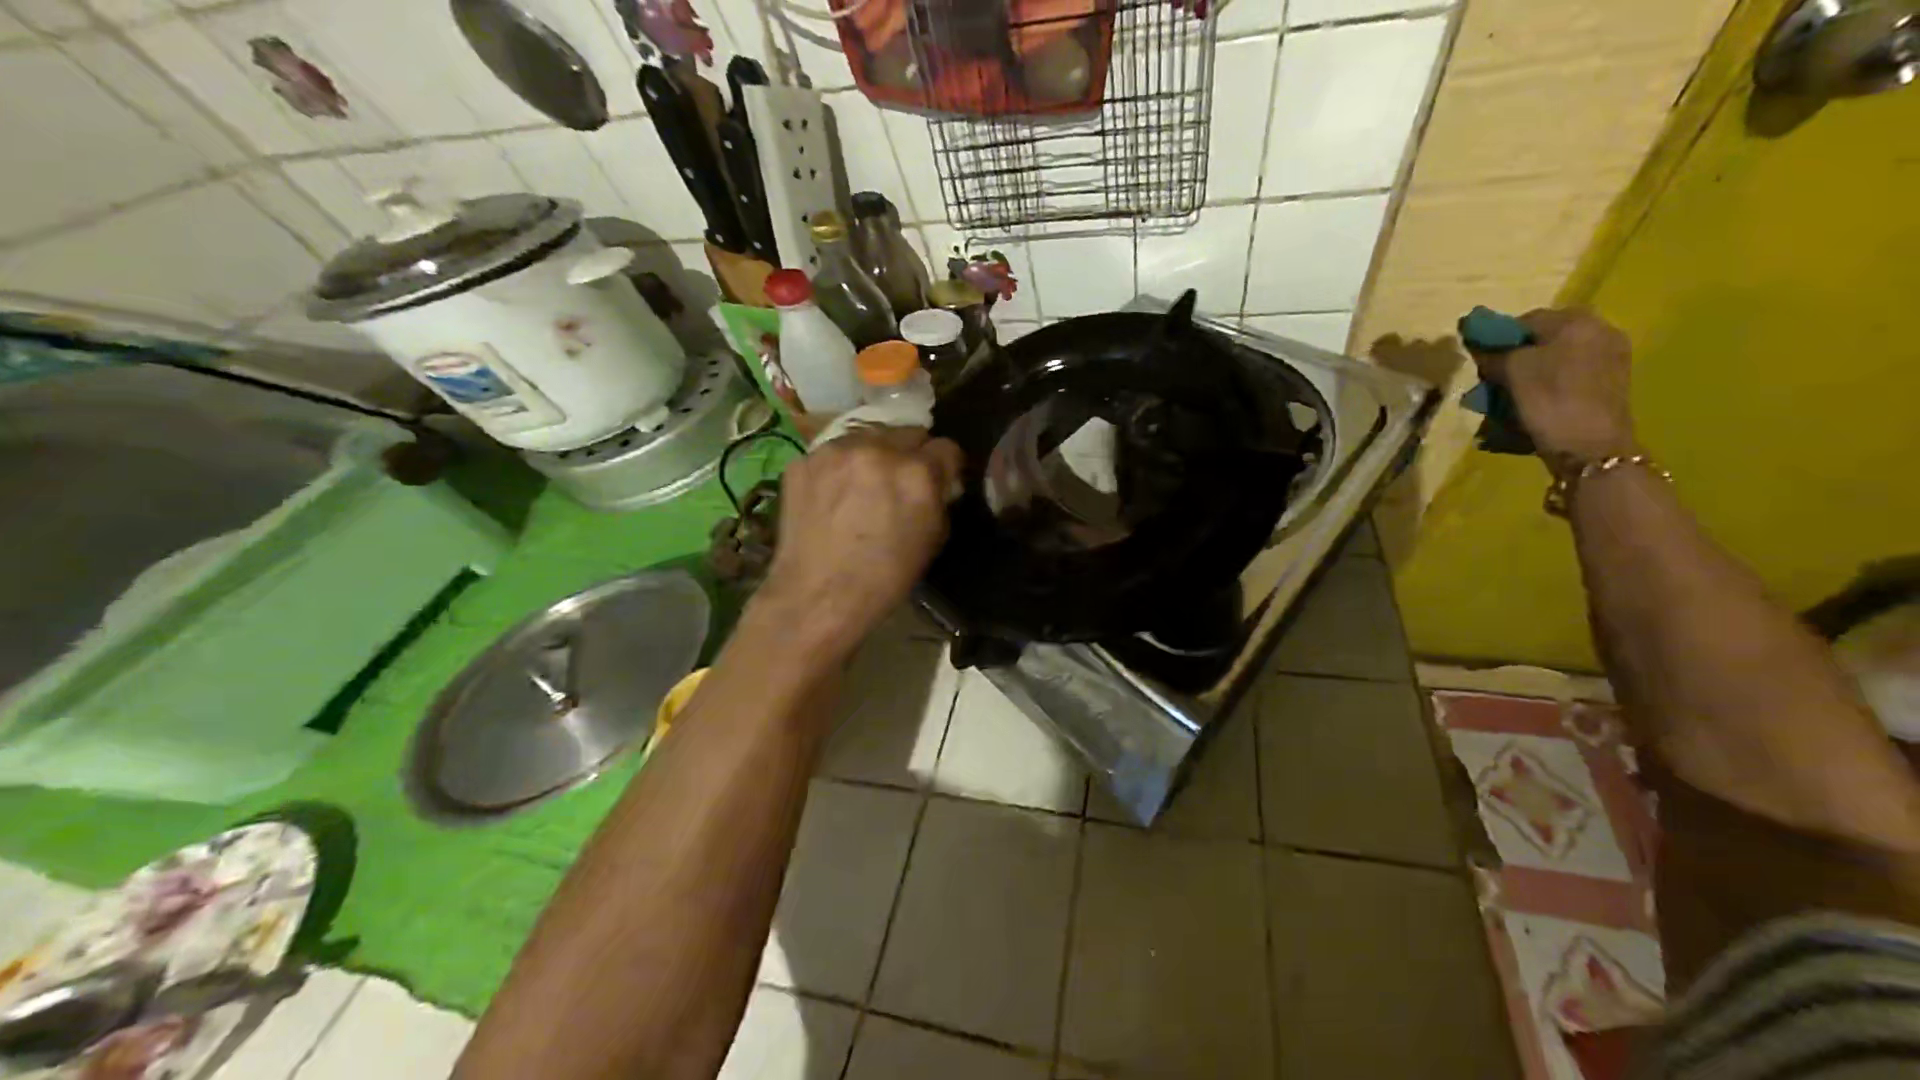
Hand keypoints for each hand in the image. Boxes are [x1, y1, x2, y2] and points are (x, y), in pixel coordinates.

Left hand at [751, 426, 963, 656]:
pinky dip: (839, 468)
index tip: (938, 479)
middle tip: (898, 482)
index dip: (945, 466)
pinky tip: (832, 496)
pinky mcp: (804, 459)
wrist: (817, 596)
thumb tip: (938, 481)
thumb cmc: (884, 578)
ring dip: (873, 455)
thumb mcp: (932, 540)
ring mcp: (835, 451)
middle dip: (909, 455)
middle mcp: (877, 449)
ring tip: (862, 487)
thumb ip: (939, 498)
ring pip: (868, 436)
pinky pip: (833, 453)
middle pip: (907, 433)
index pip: (945, 447)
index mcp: (917, 472)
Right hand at [1470, 308, 1638, 464]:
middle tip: (1496, 378)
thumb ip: (1494, 353)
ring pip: (1558, 355)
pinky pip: (1572, 372)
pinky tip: (1537, 401)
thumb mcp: (1510, 371)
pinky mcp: (1613, 379)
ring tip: (1514, 394)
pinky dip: (1550, 382)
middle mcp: (1600, 330)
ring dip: (1532, 370)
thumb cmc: (1548, 399)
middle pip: (1545, 337)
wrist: (1589, 444)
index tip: (1481, 361)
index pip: (1526, 320)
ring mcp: (1611, 355)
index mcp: (1576, 321)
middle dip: (1517, 355)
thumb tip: (1480, 346)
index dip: (1498, 338)